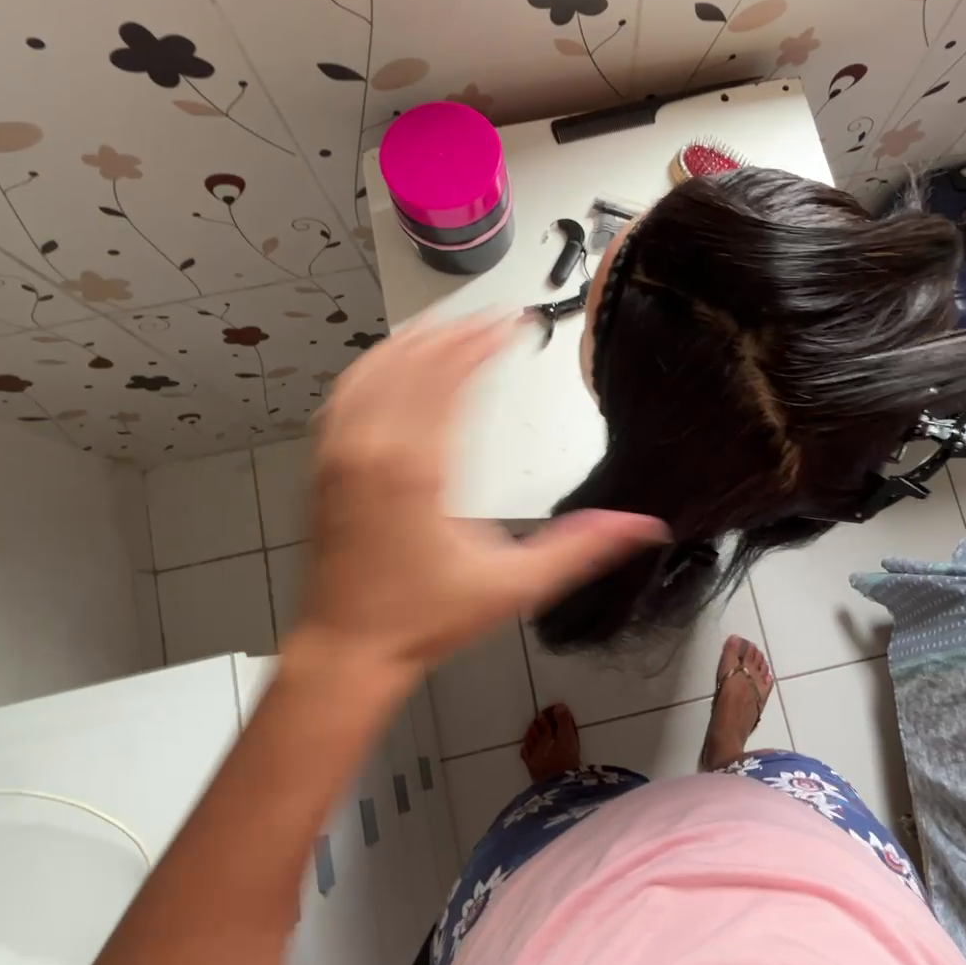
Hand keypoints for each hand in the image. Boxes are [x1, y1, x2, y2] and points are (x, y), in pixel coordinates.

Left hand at [291, 314, 667, 676]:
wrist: (348, 648)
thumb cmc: (423, 618)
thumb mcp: (515, 586)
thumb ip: (580, 549)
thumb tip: (640, 525)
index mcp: (420, 469)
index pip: (454, 375)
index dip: (487, 341)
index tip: (515, 323)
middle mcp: (374, 449)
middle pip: (415, 360)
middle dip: (457, 330)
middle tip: (493, 316)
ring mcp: (342, 454)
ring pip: (375, 368)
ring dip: (414, 339)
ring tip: (450, 322)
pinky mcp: (325, 466)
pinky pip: (345, 394)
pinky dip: (373, 365)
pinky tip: (391, 359)